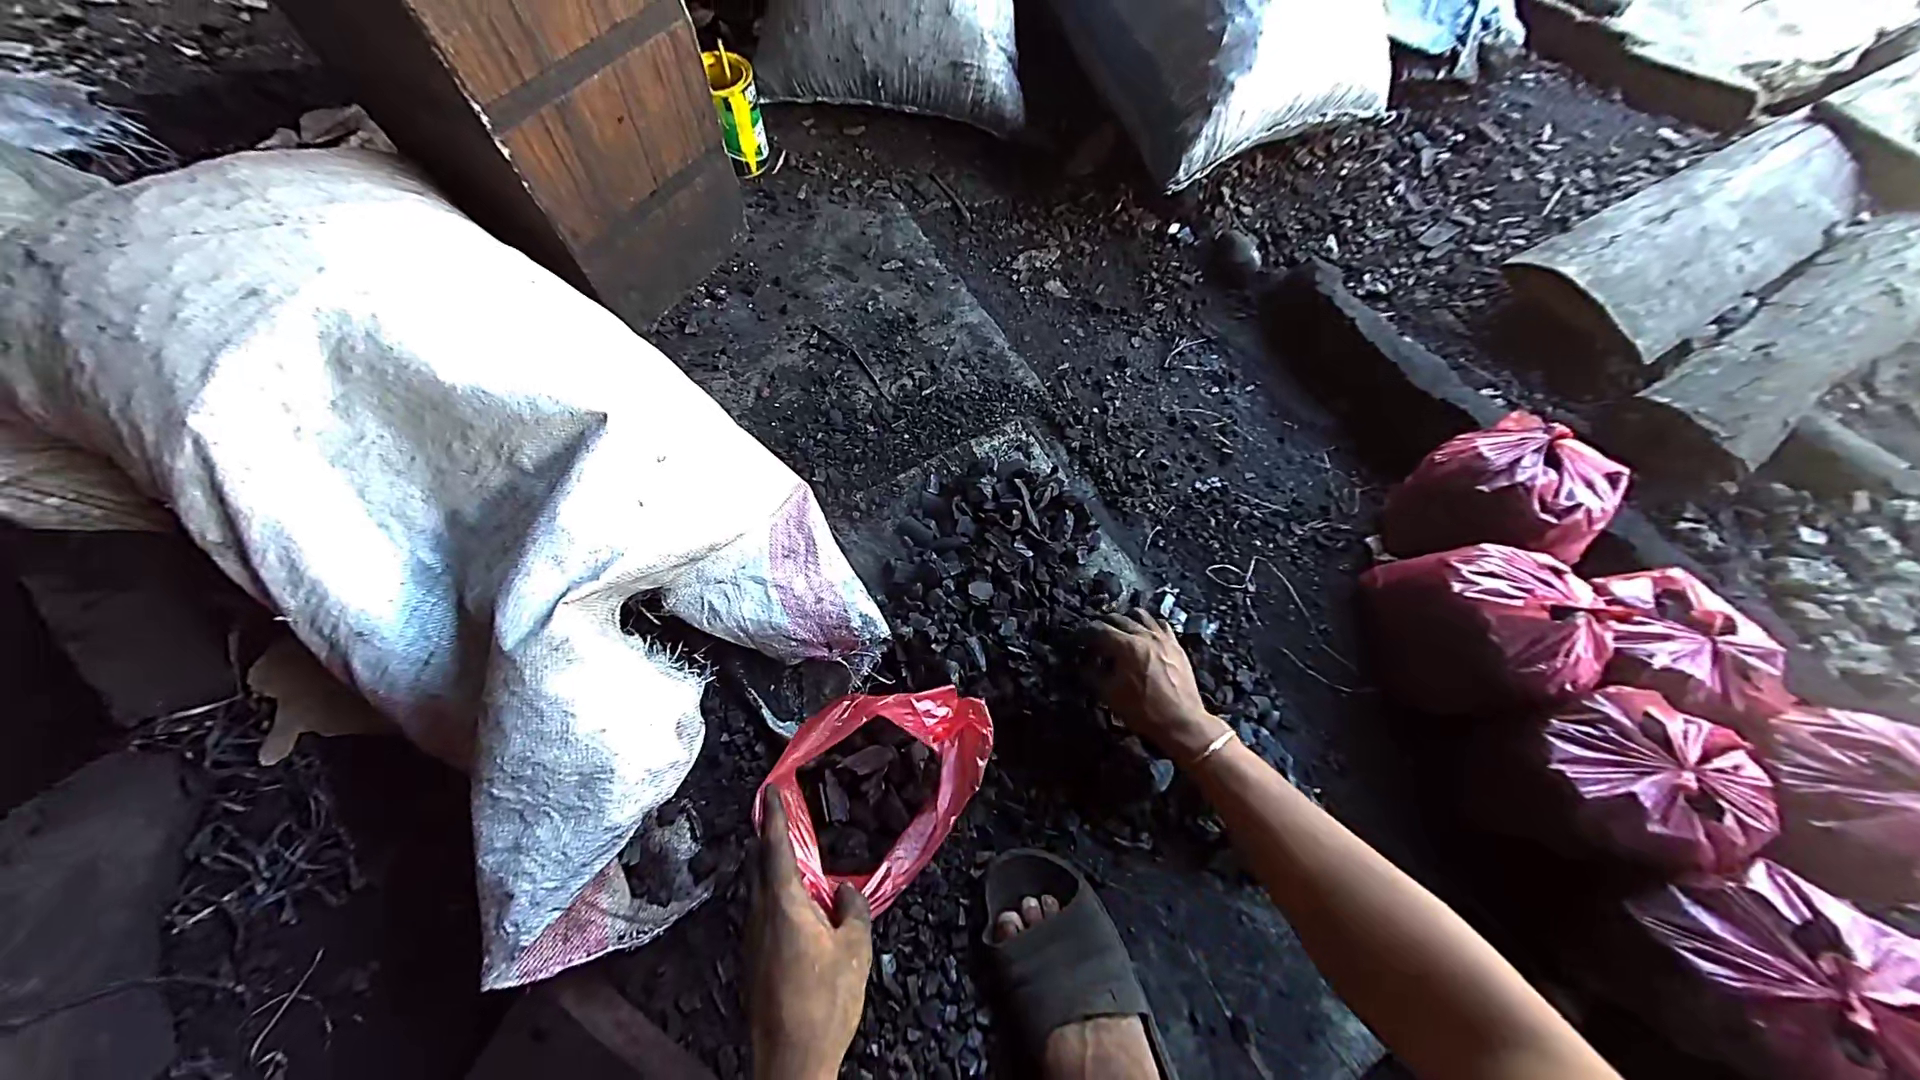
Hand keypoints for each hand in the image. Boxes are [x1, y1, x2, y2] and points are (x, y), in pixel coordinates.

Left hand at [748, 794, 871, 1079]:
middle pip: (760, 864)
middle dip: (768, 835)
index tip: (770, 790)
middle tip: (778, 812)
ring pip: (760, 887)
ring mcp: (754, 940)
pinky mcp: (754, 959)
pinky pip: (763, 910)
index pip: (774, 847)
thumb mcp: (855, 950)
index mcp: (785, 906)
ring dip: (772, 864)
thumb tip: (844, 890)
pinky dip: (776, 891)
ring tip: (790, 850)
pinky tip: (795, 902)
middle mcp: (762, 917)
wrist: (792, 1063)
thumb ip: (853, 908)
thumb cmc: (825, 1005)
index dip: (773, 815)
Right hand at [1087, 609, 1232, 763]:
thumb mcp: (1109, 694)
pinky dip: (1147, 625)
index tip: (1076, 639)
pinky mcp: (1176, 644)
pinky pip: (1160, 624)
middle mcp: (1144, 635)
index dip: (1083, 633)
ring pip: (1140, 615)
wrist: (1181, 722)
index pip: (1098, 629)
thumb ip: (1090, 673)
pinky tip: (1143, 635)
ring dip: (1125, 620)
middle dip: (1101, 625)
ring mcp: (1163, 638)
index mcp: (1126, 646)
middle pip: (1117, 618)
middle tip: (1093, 637)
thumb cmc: (1142, 710)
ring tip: (1118, 632)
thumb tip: (1080, 662)